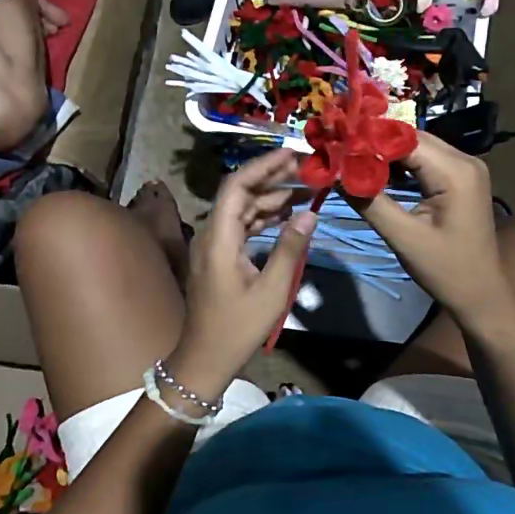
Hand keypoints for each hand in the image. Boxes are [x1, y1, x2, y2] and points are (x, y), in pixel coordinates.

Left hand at [166, 150, 314, 401]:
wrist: (205, 358)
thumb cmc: (237, 327)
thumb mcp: (271, 290)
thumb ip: (289, 249)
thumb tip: (309, 214)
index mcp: (219, 238)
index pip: (237, 187)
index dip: (263, 167)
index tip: (291, 155)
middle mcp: (212, 234)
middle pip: (240, 193)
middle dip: (272, 178)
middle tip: (306, 169)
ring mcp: (214, 245)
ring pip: (242, 209)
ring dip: (271, 197)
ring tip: (305, 190)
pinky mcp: (220, 256)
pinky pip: (242, 226)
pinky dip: (264, 217)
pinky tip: (288, 214)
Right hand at [351, 133, 510, 320]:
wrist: (480, 294)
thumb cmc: (446, 269)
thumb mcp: (404, 237)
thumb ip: (370, 202)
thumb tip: (336, 174)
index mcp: (456, 172)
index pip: (406, 140)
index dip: (371, 140)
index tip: (337, 147)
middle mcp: (465, 160)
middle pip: (412, 140)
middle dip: (376, 146)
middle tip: (340, 155)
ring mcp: (466, 168)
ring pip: (417, 149)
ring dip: (387, 155)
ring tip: (353, 164)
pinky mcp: (461, 179)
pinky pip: (426, 162)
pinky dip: (402, 167)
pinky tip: (379, 175)